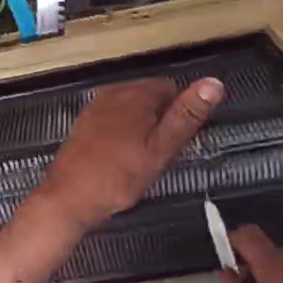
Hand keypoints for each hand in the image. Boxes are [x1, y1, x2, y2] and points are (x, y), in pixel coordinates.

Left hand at [34, 77, 223, 227]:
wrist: (68, 198)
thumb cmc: (116, 177)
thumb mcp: (161, 149)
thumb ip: (187, 115)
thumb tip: (213, 84)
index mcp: (136, 94)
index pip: (173, 89)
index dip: (180, 116)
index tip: (175, 141)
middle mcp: (114, 93)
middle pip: (152, 99)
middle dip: (160, 123)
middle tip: (158, 155)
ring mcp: (96, 107)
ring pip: (133, 111)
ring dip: (141, 130)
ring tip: (139, 161)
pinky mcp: (85, 123)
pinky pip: (114, 121)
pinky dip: (122, 136)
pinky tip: (119, 160)